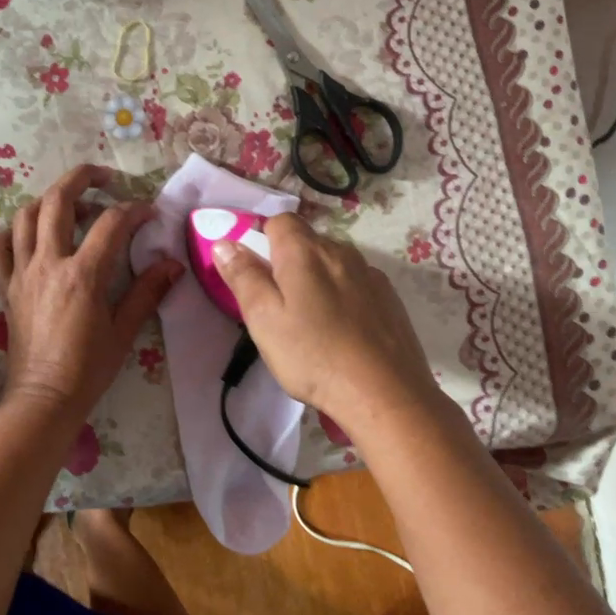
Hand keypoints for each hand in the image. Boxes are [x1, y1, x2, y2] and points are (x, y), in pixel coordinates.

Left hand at [0, 164, 182, 425]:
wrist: (44, 398)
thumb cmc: (88, 369)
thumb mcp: (124, 331)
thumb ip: (147, 292)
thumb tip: (173, 264)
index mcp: (82, 274)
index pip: (110, 223)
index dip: (133, 209)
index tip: (149, 212)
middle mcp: (48, 263)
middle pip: (58, 200)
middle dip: (82, 178)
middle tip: (104, 178)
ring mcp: (22, 272)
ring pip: (26, 216)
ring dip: (48, 199)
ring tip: (71, 204)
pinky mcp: (6, 286)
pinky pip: (0, 247)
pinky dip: (13, 231)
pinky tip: (30, 233)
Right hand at [212, 214, 442, 437]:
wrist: (385, 394)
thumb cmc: (313, 355)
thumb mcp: (263, 318)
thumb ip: (243, 276)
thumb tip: (225, 244)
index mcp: (305, 252)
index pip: (279, 221)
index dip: (261, 239)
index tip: (254, 272)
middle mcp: (341, 253)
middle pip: (307, 242)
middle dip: (287, 262)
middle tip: (276, 305)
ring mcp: (371, 275)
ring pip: (333, 264)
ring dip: (316, 280)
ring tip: (309, 321)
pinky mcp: (390, 300)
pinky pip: (355, 285)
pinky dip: (342, 297)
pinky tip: (341, 332)